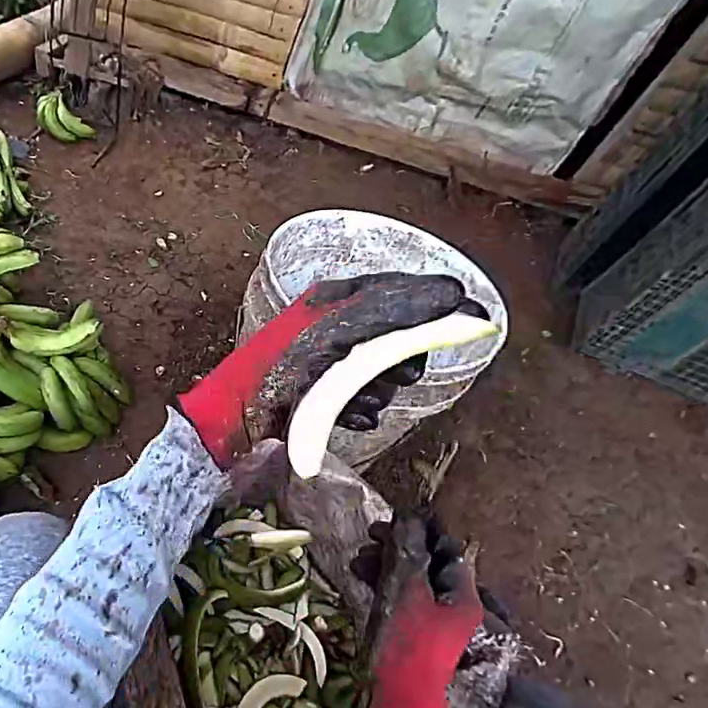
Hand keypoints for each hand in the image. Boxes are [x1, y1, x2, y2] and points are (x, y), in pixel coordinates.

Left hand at [177, 272, 469, 464]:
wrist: (238, 413)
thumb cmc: (281, 365)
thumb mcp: (339, 330)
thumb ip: (396, 310)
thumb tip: (453, 292)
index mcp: (334, 300)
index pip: (398, 291)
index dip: (434, 303)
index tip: (469, 316)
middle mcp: (334, 326)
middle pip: (396, 338)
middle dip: (398, 361)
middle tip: (395, 374)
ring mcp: (327, 362)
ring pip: (381, 375)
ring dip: (374, 392)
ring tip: (354, 399)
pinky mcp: (322, 395)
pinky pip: (360, 401)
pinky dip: (357, 411)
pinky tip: (346, 416)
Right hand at [370, 516, 481, 707]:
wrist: (406, 703)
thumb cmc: (411, 644)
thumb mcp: (408, 592)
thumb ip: (409, 554)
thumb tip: (410, 520)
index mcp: (464, 598)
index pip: (447, 552)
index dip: (420, 532)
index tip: (392, 520)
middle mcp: (456, 609)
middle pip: (428, 566)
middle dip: (398, 548)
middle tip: (370, 536)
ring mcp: (437, 624)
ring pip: (414, 582)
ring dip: (387, 565)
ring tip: (358, 560)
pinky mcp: (418, 635)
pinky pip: (405, 599)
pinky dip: (385, 586)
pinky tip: (363, 580)